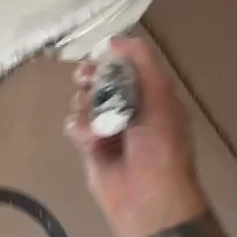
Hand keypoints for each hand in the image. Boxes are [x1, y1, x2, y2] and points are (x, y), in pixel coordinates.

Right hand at [65, 35, 208, 236]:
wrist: (148, 197)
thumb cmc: (161, 144)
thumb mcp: (160, 96)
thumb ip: (142, 63)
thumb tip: (117, 40)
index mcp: (152, 95)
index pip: (127, 67)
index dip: (112, 58)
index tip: (100, 54)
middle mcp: (129, 109)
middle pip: (101, 81)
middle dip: (91, 77)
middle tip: (83, 77)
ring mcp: (108, 128)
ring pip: (84, 101)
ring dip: (85, 105)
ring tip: (95, 120)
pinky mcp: (89, 147)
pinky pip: (74, 125)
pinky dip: (79, 128)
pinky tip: (88, 139)